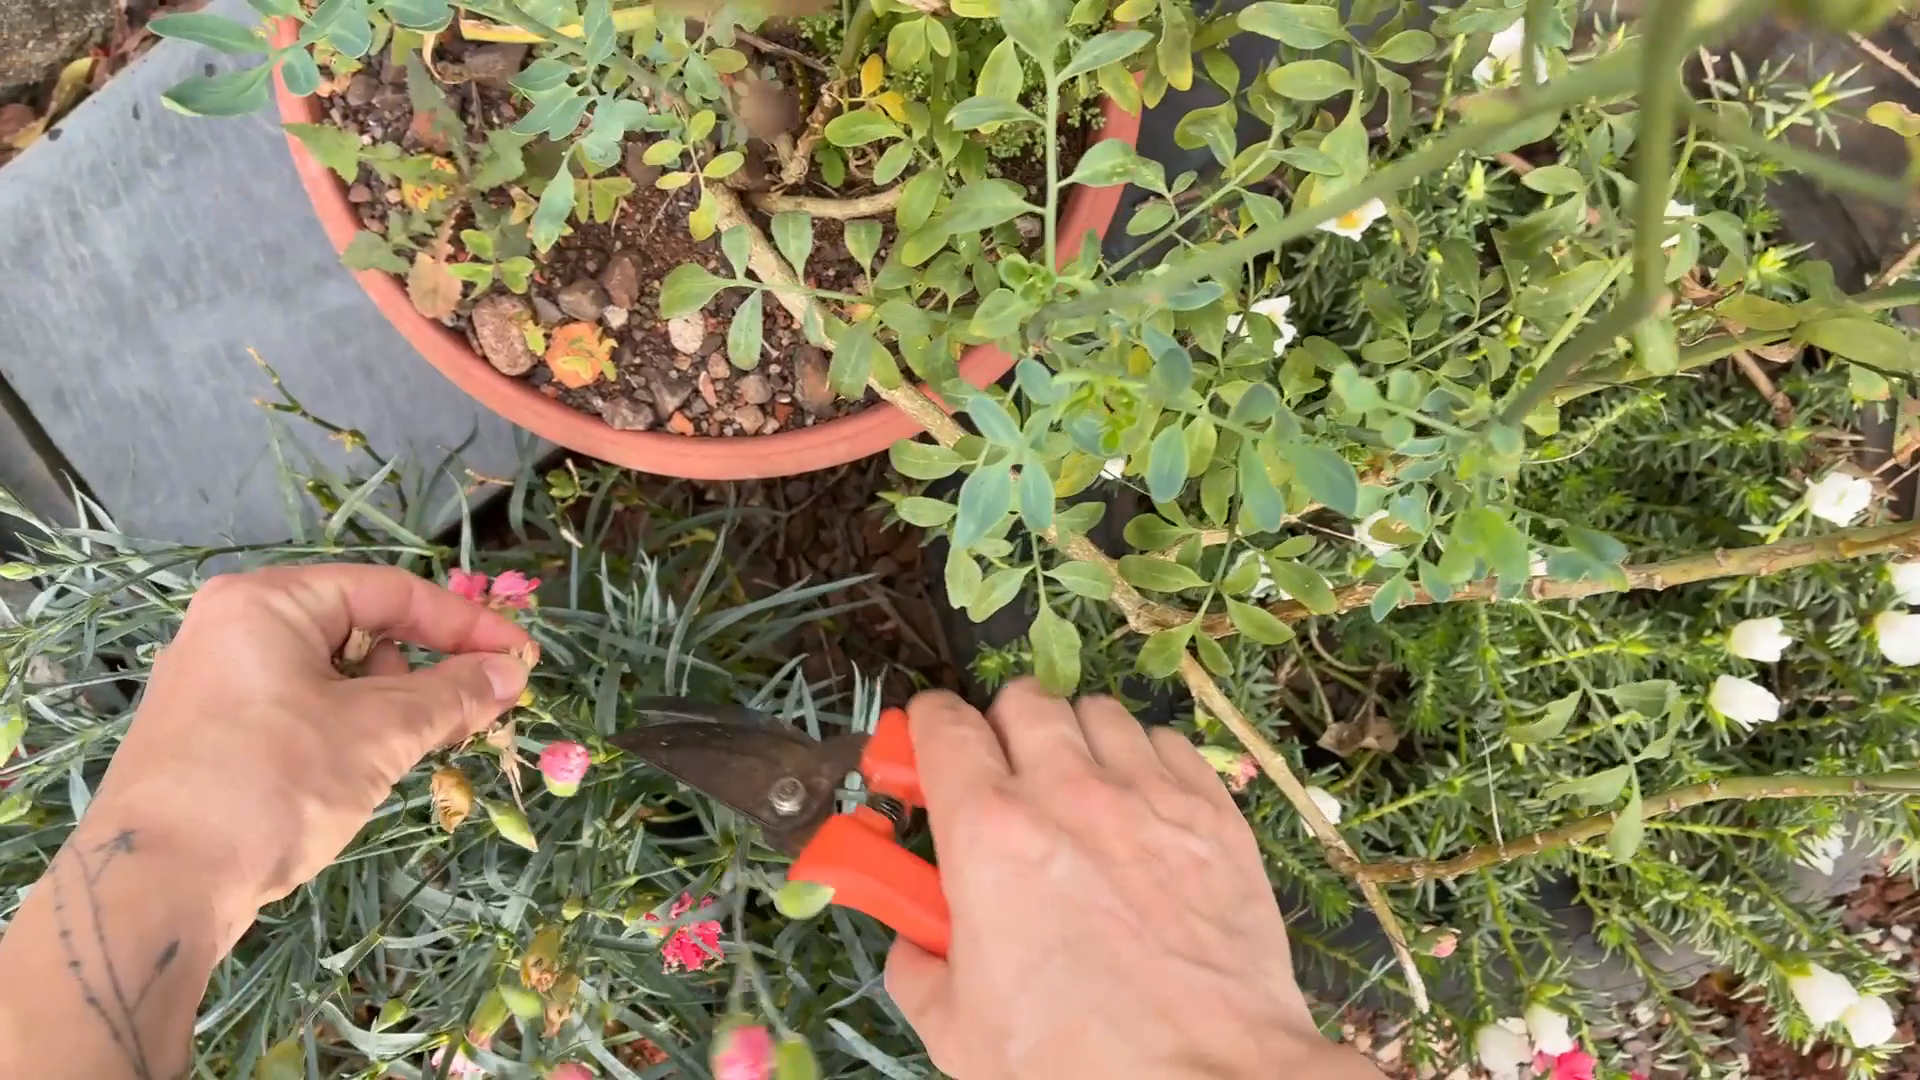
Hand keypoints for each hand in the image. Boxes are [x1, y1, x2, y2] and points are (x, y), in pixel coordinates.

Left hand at [93, 565, 531, 934]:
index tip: (521, 656)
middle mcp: (243, 630)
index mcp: (270, 605)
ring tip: (447, 734)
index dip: (469, 624)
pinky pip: (324, 705)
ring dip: (411, 699)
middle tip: (492, 697)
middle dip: (440, 665)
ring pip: (354, 672)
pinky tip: (399, 753)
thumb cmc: (275, 783)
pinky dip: (372, 722)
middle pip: (375, 629)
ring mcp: (232, 682)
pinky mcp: (230, 730)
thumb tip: (513, 672)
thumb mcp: (385, 730)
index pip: (396, 594)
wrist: (152, 896)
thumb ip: (459, 691)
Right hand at [885, 679, 1379, 1079]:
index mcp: (990, 830)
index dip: (928, 723)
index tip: (931, 739)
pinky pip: (1165, 741)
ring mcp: (1145, 792)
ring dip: (1076, 738)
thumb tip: (914, 940)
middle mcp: (1065, 790)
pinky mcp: (1209, 810)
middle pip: (1022, 699)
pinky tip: (1144, 804)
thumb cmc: (1071, 1065)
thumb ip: (919, 967)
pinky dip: (1144, 758)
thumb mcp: (960, 1032)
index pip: (943, 724)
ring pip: (1095, 710)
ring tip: (1080, 787)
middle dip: (1004, 726)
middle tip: (1009, 774)